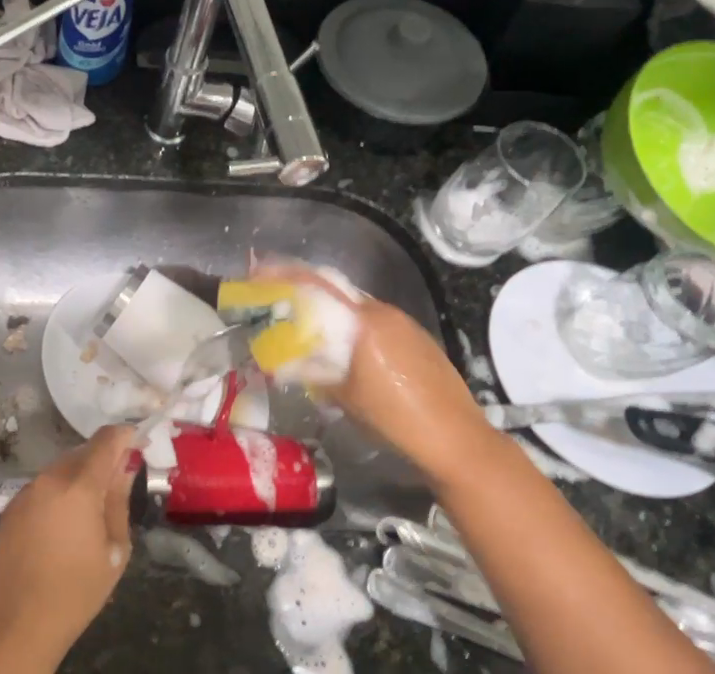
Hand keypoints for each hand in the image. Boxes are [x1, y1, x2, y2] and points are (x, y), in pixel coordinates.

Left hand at [0, 425, 134, 665]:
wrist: (18, 621)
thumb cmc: (77, 590)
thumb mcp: (114, 550)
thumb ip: (119, 501)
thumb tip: (125, 467)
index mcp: (78, 486)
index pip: (105, 441)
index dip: (125, 436)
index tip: (139, 442)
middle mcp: (48, 478)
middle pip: (81, 453)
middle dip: (102, 459)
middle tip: (119, 480)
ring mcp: (25, 491)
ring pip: (59, 470)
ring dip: (78, 477)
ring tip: (92, 508)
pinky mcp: (10, 507)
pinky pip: (42, 488)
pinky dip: (58, 493)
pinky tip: (63, 523)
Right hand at [250, 261, 493, 483]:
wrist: (457, 440)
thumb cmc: (395, 418)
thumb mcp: (343, 396)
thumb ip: (312, 370)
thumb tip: (281, 362)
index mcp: (363, 321)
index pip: (316, 283)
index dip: (283, 274)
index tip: (257, 273)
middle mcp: (384, 313)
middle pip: (336, 292)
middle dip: (305, 296)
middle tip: (279, 307)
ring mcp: (405, 324)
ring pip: (357, 309)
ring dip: (331, 315)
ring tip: (310, 334)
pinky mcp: (419, 339)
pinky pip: (377, 324)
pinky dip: (355, 330)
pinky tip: (348, 353)